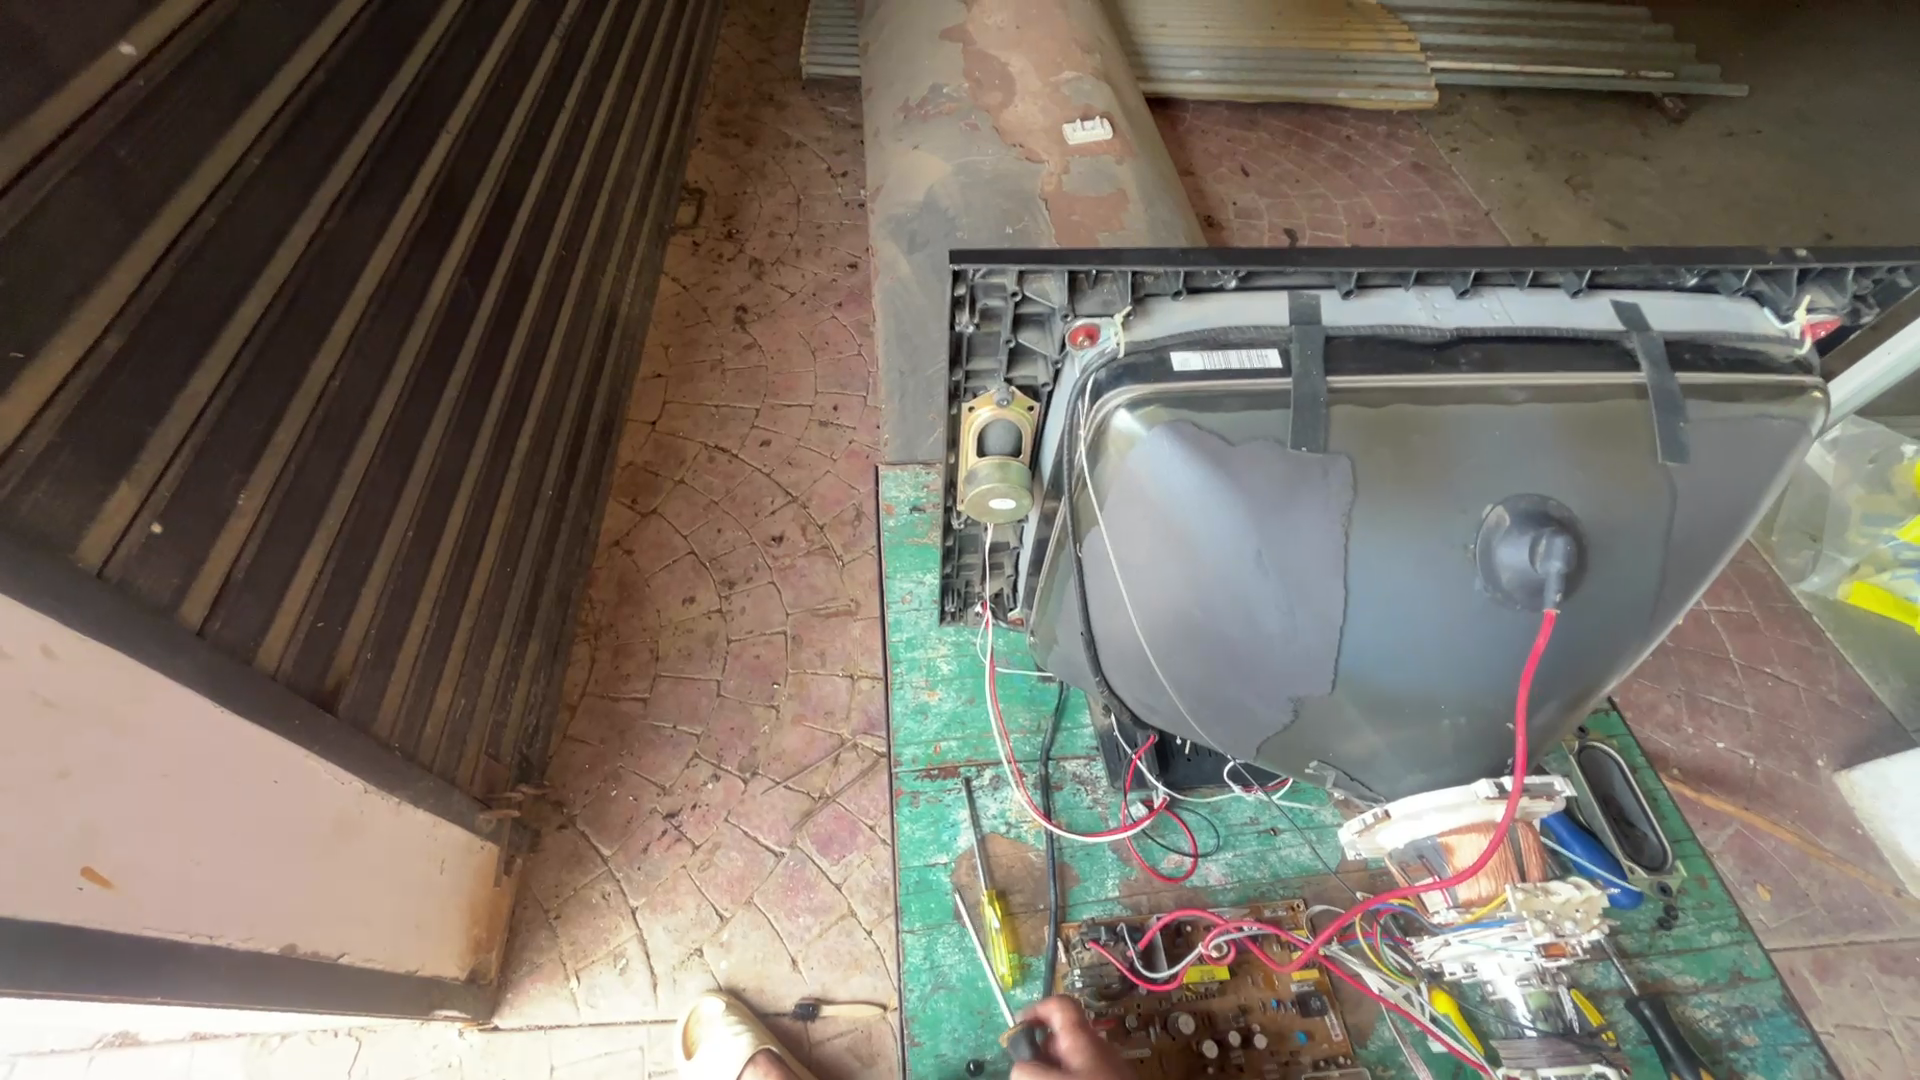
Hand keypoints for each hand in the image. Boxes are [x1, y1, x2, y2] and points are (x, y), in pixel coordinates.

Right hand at [1011, 997, 1136, 1079]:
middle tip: (1027, 1072)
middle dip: (1039, 1053)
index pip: (1058, 1004)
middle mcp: (1096, 1047)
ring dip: (1051, 1070)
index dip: (1035, 1010)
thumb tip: (1018, 1066)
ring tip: (1039, 1079)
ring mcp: (1106, 1069)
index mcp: (1082, 1036)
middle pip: (1059, 1038)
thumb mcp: (1055, 1079)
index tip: (1017, 1028)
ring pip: (1070, 1062)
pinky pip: (1084, 1073)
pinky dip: (1068, 1076)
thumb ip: (1029, 1068)